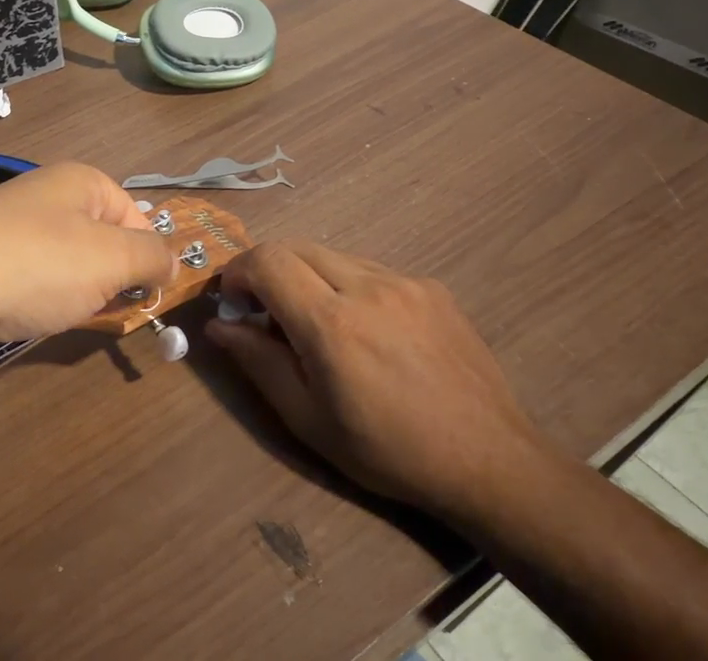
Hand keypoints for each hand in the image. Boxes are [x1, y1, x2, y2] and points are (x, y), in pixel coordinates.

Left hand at [0, 163, 176, 363]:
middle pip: (100, 239)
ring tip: (62, 315)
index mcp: (79, 180)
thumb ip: (152, 257)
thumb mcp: (113, 260)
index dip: (147, 257)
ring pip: (64, 262)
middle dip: (109, 278)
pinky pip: (29, 276)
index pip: (136, 215)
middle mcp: (43, 192)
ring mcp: (7, 223)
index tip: (145, 296)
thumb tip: (170, 263)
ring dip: (74, 293)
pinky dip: (37, 298)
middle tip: (104, 310)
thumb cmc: (37, 267)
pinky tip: (27, 316)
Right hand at [205, 240, 545, 520]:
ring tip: (315, 324)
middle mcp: (368, 286)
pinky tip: (364, 330)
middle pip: (296, 247)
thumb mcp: (308, 419)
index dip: (238, 272)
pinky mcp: (433, 288)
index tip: (233, 301)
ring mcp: (406, 282)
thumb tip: (219, 325)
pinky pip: (372, 270)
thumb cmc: (387, 451)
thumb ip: (258, 362)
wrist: (489, 461)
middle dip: (267, 269)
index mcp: (332, 323)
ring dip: (308, 276)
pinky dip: (348, 286)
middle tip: (263, 310)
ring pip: (334, 255)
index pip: (267, 261)